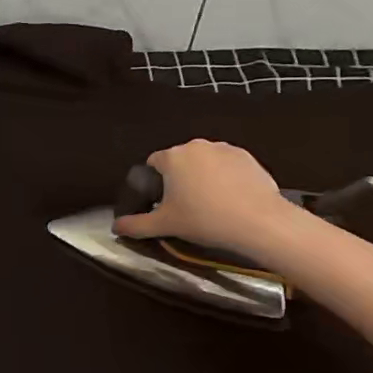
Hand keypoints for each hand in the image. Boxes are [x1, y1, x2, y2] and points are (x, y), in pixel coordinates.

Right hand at [112, 140, 300, 256]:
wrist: (257, 221)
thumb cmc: (204, 220)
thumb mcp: (165, 225)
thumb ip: (136, 224)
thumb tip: (115, 226)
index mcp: (173, 157)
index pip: (153, 163)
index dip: (154, 182)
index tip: (161, 201)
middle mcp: (197, 146)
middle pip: (180, 161)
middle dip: (179, 179)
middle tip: (186, 207)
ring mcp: (224, 149)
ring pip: (205, 162)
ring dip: (203, 177)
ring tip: (211, 205)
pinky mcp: (247, 157)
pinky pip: (228, 166)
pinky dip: (226, 178)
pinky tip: (232, 200)